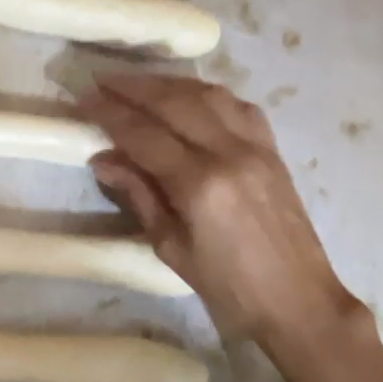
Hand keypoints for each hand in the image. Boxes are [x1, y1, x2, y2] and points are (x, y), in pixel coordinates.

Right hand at [78, 73, 360, 345]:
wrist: (298, 300)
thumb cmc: (228, 288)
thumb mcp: (171, 248)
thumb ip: (140, 196)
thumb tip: (104, 159)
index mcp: (200, 184)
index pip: (145, 134)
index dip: (111, 113)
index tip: (84, 98)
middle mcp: (229, 153)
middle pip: (175, 103)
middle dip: (135, 87)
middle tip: (103, 80)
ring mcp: (257, 147)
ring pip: (208, 95)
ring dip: (170, 84)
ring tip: (139, 83)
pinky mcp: (273, 150)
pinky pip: (238, 107)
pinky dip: (207, 95)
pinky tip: (190, 97)